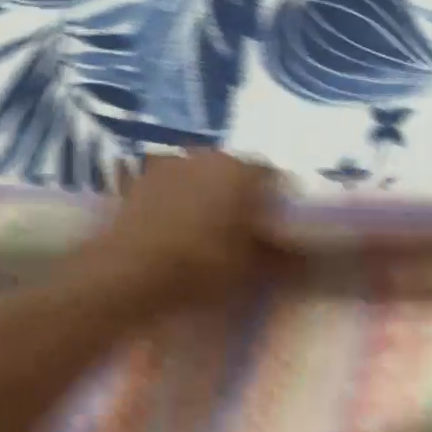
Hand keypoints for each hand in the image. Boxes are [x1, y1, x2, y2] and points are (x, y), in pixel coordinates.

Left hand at [68, 151, 283, 312]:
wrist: (125, 275)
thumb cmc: (200, 266)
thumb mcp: (253, 268)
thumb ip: (284, 258)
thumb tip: (307, 256)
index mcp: (242, 170)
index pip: (275, 176)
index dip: (280, 201)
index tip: (280, 225)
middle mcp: (207, 156)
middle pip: (236, 171)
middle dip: (243, 193)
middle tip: (247, 227)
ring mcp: (167, 164)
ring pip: (201, 175)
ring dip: (209, 194)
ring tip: (209, 227)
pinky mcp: (137, 181)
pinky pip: (170, 186)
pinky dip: (178, 200)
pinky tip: (176, 226)